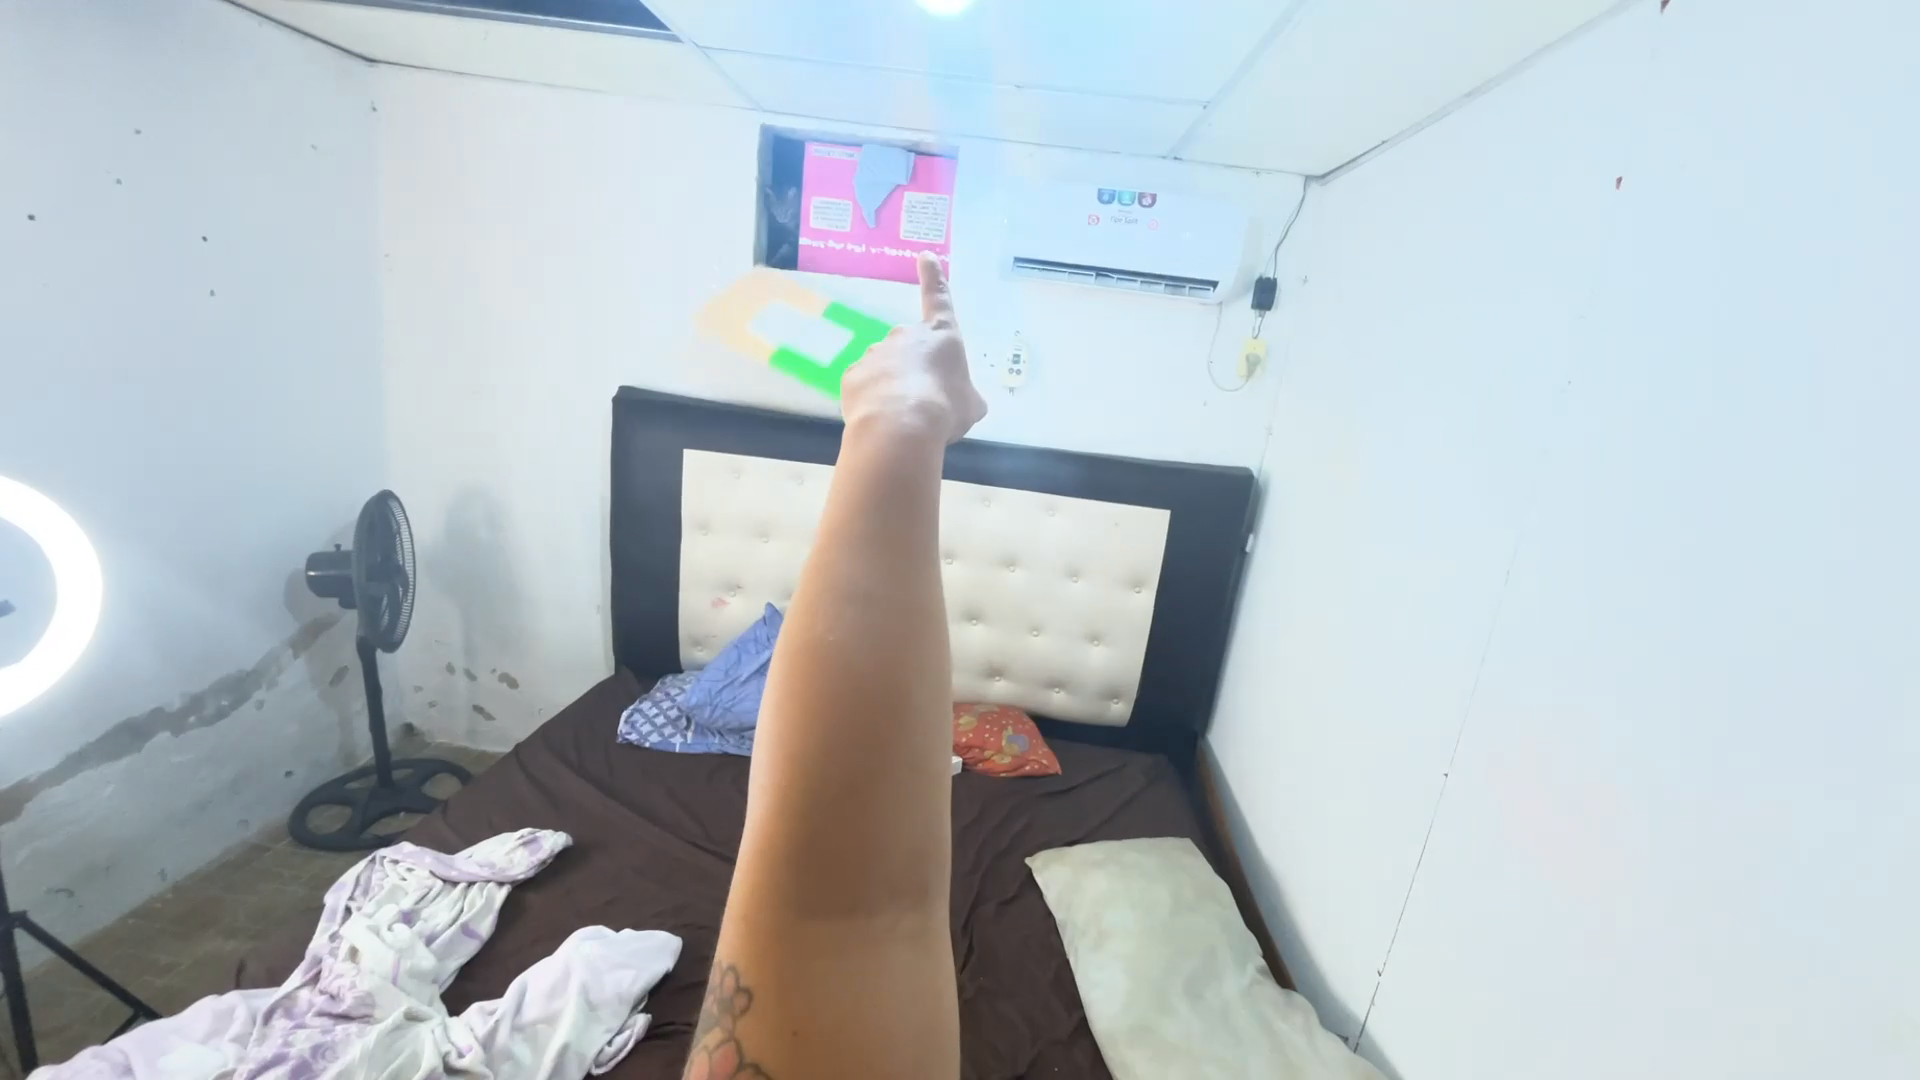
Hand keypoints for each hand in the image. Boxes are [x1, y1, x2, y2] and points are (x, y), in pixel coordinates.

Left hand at [841, 253, 987, 444]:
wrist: (902, 426)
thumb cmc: (945, 408)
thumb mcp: (971, 405)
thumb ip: (967, 396)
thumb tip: (966, 399)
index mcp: (940, 335)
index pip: (938, 298)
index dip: (934, 278)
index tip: (925, 257)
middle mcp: (905, 336)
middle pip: (909, 347)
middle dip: (913, 368)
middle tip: (921, 400)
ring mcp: (875, 353)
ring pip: (884, 367)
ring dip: (891, 386)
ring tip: (901, 416)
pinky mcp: (853, 375)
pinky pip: (865, 386)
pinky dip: (872, 399)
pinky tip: (881, 419)